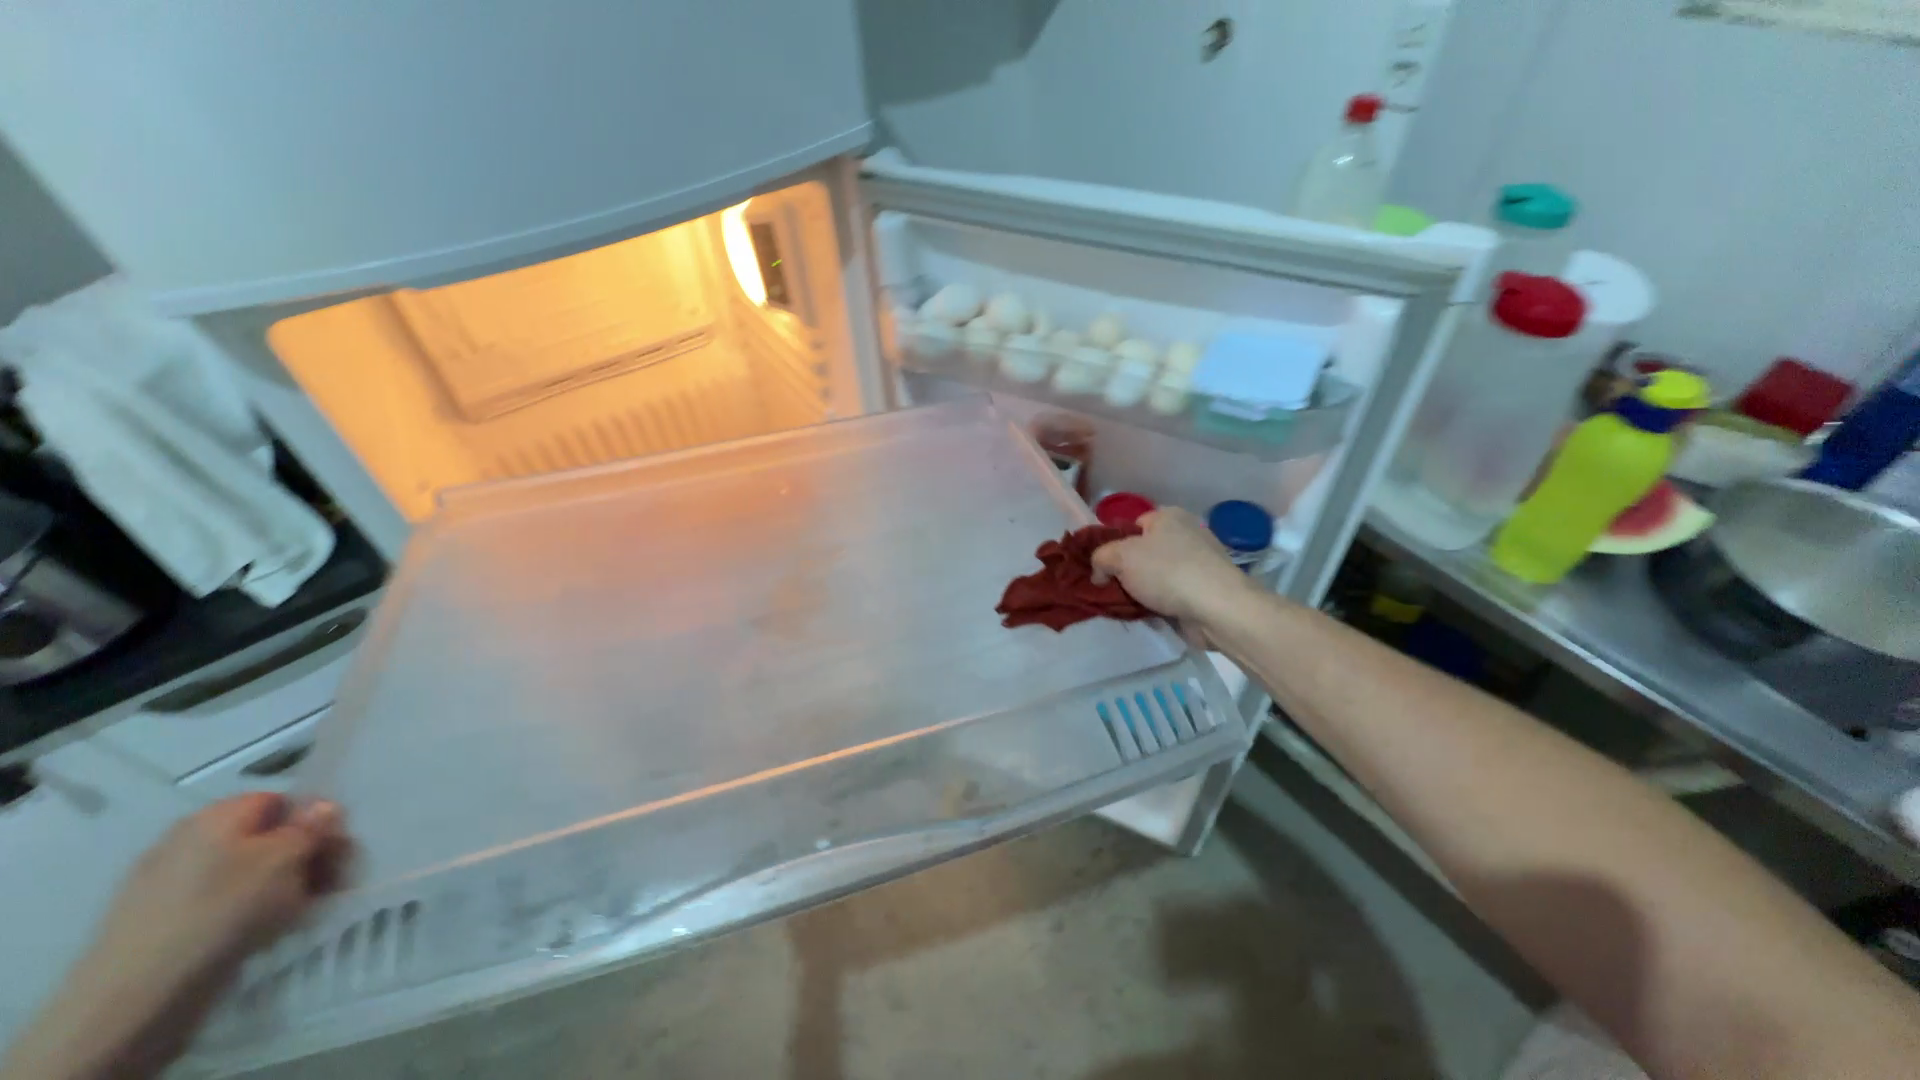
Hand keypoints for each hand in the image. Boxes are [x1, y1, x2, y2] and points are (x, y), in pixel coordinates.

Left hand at [2, 794, 348, 1079]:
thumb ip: (311, 828)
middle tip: (326, 885)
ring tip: (293, 915)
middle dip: (301, 857)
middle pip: (263, 836)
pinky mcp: (162, 920)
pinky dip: (245, 914)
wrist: (138, 994)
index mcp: (217, 814)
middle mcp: (189, 838)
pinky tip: (257, 935)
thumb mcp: (286, 860)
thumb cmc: (223, 911)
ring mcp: (169, 881)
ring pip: (244, 873)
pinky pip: (220, 903)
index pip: (280, 800)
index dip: (313, 821)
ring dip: (278, 888)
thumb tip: (324, 807)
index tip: (337, 850)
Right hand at [1091, 508, 1261, 640]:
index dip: (1115, 544)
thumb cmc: (1167, 572)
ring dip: (1142, 590)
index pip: (1133, 525)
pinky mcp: (1205, 588)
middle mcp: (1186, 533)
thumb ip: (1100, 558)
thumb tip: (1099, 573)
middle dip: (1128, 571)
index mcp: (1168, 516)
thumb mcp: (1120, 556)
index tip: (1104, 567)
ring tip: (1126, 605)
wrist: (1216, 608)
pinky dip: (1160, 603)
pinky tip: (1148, 614)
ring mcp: (1199, 562)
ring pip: (1157, 574)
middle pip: (1144, 551)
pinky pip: (1172, 593)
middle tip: (1111, 588)